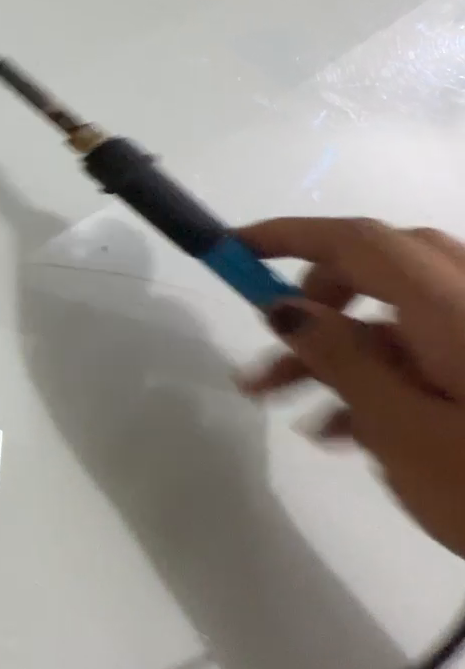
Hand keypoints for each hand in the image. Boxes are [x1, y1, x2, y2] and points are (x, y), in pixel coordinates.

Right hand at [238, 217, 464, 557]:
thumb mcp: (405, 431)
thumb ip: (342, 360)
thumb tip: (285, 309)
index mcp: (459, 315)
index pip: (362, 244)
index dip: (288, 236)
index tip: (227, 251)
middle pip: (389, 268)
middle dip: (319, 292)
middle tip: (279, 333)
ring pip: (405, 319)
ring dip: (338, 348)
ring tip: (280, 402)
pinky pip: (437, 352)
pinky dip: (383, 374)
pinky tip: (347, 432)